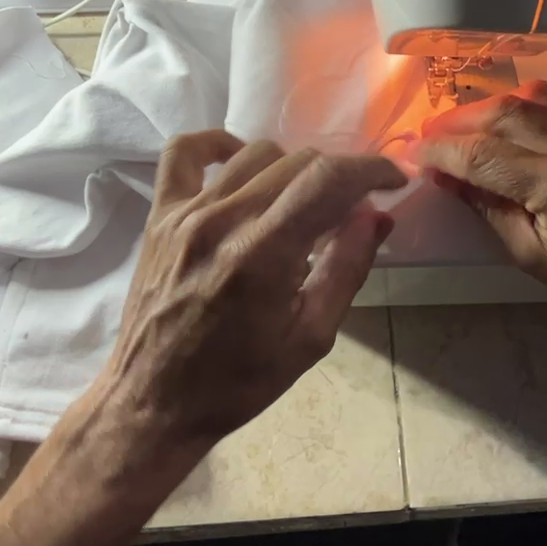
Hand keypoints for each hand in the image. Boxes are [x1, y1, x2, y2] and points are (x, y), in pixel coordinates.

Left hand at [95, 131, 404, 448]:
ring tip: (301, 202)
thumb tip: (378, 217)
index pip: (329, 180)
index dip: (370, 169)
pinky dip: (218, 144)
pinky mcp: (160, 215)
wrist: (154, 400)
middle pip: (298, 161)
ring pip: (254, 154)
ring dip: (292, 168)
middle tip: (349, 210)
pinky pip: (184, 152)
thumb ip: (347, 270)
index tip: (392, 179)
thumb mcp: (310, 339)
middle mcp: (223, 220)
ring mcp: (186, 212)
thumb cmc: (238, 381)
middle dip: (337, 176)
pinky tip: (239, 161)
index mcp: (264, 254)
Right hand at [416, 81, 546, 356]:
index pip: (486, 156)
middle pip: (507, 116)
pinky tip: (515, 118)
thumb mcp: (539, 261)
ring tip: (466, 125)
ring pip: (537, 98)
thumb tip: (451, 177)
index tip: (418, 155)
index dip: (444, 152)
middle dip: (460, 123)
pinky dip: (534, 105)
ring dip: (493, 108)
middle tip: (433, 136)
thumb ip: (492, 212)